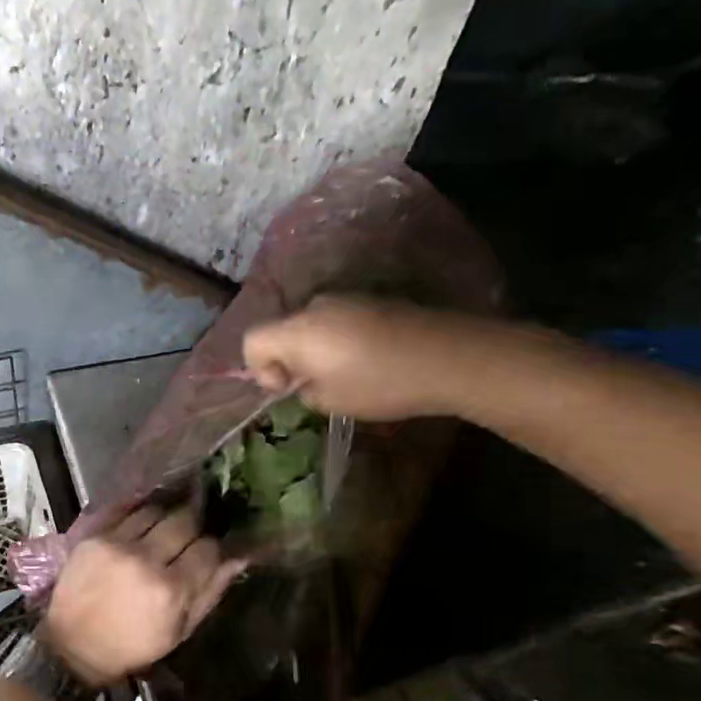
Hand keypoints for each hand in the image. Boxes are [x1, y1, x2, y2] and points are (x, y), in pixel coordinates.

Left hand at [43, 506, 244, 685]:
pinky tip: (141, 523)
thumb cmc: (131, 646)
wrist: (72, 645)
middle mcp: (146, 560)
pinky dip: (138, 513)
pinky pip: (124, 510)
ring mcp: (117, 544)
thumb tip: (237, 559)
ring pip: (156, 511)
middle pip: (184, 522)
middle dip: (192, 528)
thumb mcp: (179, 631)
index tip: (207, 554)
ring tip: (162, 530)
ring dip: (164, 518)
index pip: (208, 550)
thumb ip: (210, 593)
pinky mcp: (94, 536)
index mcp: (172, 590)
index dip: (212, 550)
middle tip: (188, 537)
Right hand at [242, 294, 502, 420]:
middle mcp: (315, 307)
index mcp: (297, 331)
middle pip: (282, 331)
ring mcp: (346, 299)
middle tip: (314, 387)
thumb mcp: (330, 401)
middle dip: (289, 360)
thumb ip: (304, 390)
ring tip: (344, 376)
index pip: (252, 340)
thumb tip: (306, 381)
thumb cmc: (380, 383)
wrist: (449, 355)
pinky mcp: (373, 300)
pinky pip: (338, 321)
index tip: (286, 389)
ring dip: (316, 350)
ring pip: (311, 325)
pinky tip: (367, 361)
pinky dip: (339, 340)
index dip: (259, 368)